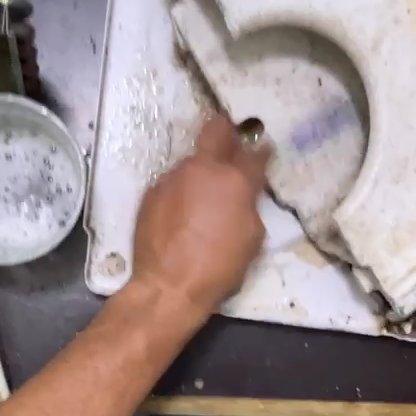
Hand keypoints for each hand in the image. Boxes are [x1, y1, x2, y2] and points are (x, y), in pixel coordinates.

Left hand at [126, 114, 270, 320]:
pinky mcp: (151, 193)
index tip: (264, 150)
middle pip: (216, 130)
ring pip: (191, 162)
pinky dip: (180, 193)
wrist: (169, 285)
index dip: (262, 151)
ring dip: (200, 173)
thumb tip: (243, 196)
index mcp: (234, 181)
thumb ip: (249, 207)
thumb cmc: (219, 268)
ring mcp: (172, 178)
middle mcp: (202, 170)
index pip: (255, 154)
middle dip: (226, 132)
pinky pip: (171, 184)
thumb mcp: (251, 239)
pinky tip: (180, 215)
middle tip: (231, 142)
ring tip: (201, 197)